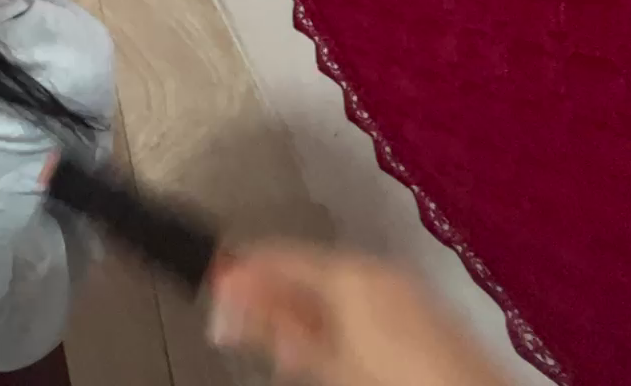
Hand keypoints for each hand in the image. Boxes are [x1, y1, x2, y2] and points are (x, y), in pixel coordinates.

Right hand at [207, 244, 511, 385]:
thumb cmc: (393, 380)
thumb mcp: (326, 361)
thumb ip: (272, 326)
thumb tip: (223, 300)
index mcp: (348, 269)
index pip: (274, 256)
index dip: (237, 271)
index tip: (209, 286)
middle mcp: (373, 267)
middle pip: (301, 271)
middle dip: (270, 298)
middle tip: (239, 326)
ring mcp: (401, 287)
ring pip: (331, 289)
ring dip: (300, 314)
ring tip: (282, 348)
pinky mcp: (421, 311)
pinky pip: (361, 303)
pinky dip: (334, 320)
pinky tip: (323, 348)